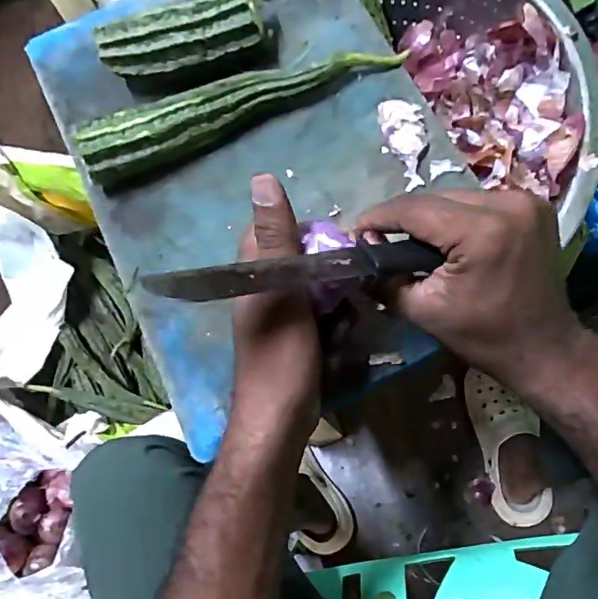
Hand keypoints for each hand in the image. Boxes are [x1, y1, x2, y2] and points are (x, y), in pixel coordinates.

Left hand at [229, 173, 320, 448]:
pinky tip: (344, 332)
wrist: (280, 420)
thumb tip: (263, 178)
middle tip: (347, 282)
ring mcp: (278, 316)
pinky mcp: (295, 337)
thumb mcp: (281, 291)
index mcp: (249, 276)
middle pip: (296, 260)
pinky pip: (318, 314)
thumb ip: (277, 238)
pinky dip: (334, 318)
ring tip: (346, 312)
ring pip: (311, 287)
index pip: (270, 232)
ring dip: (333, 295)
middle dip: (325, 267)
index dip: (301, 231)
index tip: (334, 243)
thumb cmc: (280, 357)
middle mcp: (260, 291)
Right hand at [355, 190, 589, 389]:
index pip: (416, 209)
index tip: (354, 230)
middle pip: (437, 198)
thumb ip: (388, 277)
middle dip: (403, 217)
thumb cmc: (484, 337)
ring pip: (457, 196)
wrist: (543, 347)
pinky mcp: (533, 206)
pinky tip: (443, 236)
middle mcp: (508, 203)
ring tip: (406, 238)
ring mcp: (525, 201)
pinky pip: (479, 202)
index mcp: (483, 231)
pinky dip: (457, 216)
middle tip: (376, 237)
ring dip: (430, 215)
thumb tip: (365, 250)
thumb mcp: (425, 310)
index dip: (380, 217)